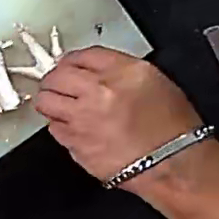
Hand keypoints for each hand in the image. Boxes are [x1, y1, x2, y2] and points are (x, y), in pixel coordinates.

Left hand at [33, 47, 202, 189]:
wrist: (171, 164)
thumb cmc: (172, 130)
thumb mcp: (155, 85)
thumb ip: (119, 75)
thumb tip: (93, 74)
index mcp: (127, 72)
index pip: (84, 55)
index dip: (71, 61)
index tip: (67, 66)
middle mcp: (100, 90)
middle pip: (57, 75)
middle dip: (54, 81)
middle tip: (56, 87)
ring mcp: (82, 114)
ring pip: (45, 99)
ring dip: (49, 101)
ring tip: (57, 106)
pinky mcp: (71, 138)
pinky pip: (51, 126)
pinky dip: (57, 125)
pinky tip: (71, 127)